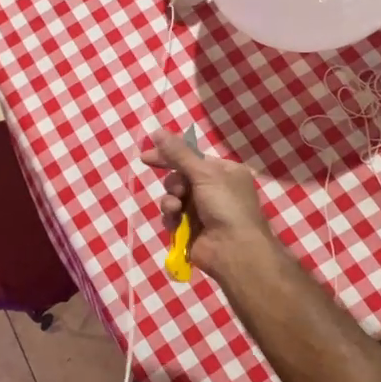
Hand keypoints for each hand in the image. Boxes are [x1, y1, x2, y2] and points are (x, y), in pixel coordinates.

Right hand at [140, 130, 277, 279]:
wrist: (234, 250)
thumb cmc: (226, 206)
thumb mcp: (204, 174)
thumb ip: (179, 153)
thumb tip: (156, 131)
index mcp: (224, 171)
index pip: (191, 157)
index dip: (169, 155)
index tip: (146, 157)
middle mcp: (214, 189)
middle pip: (180, 177)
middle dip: (174, 183)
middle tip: (178, 191)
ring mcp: (202, 210)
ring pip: (173, 197)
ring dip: (171, 201)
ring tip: (177, 208)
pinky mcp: (190, 229)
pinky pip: (172, 216)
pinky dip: (171, 217)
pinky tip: (176, 222)